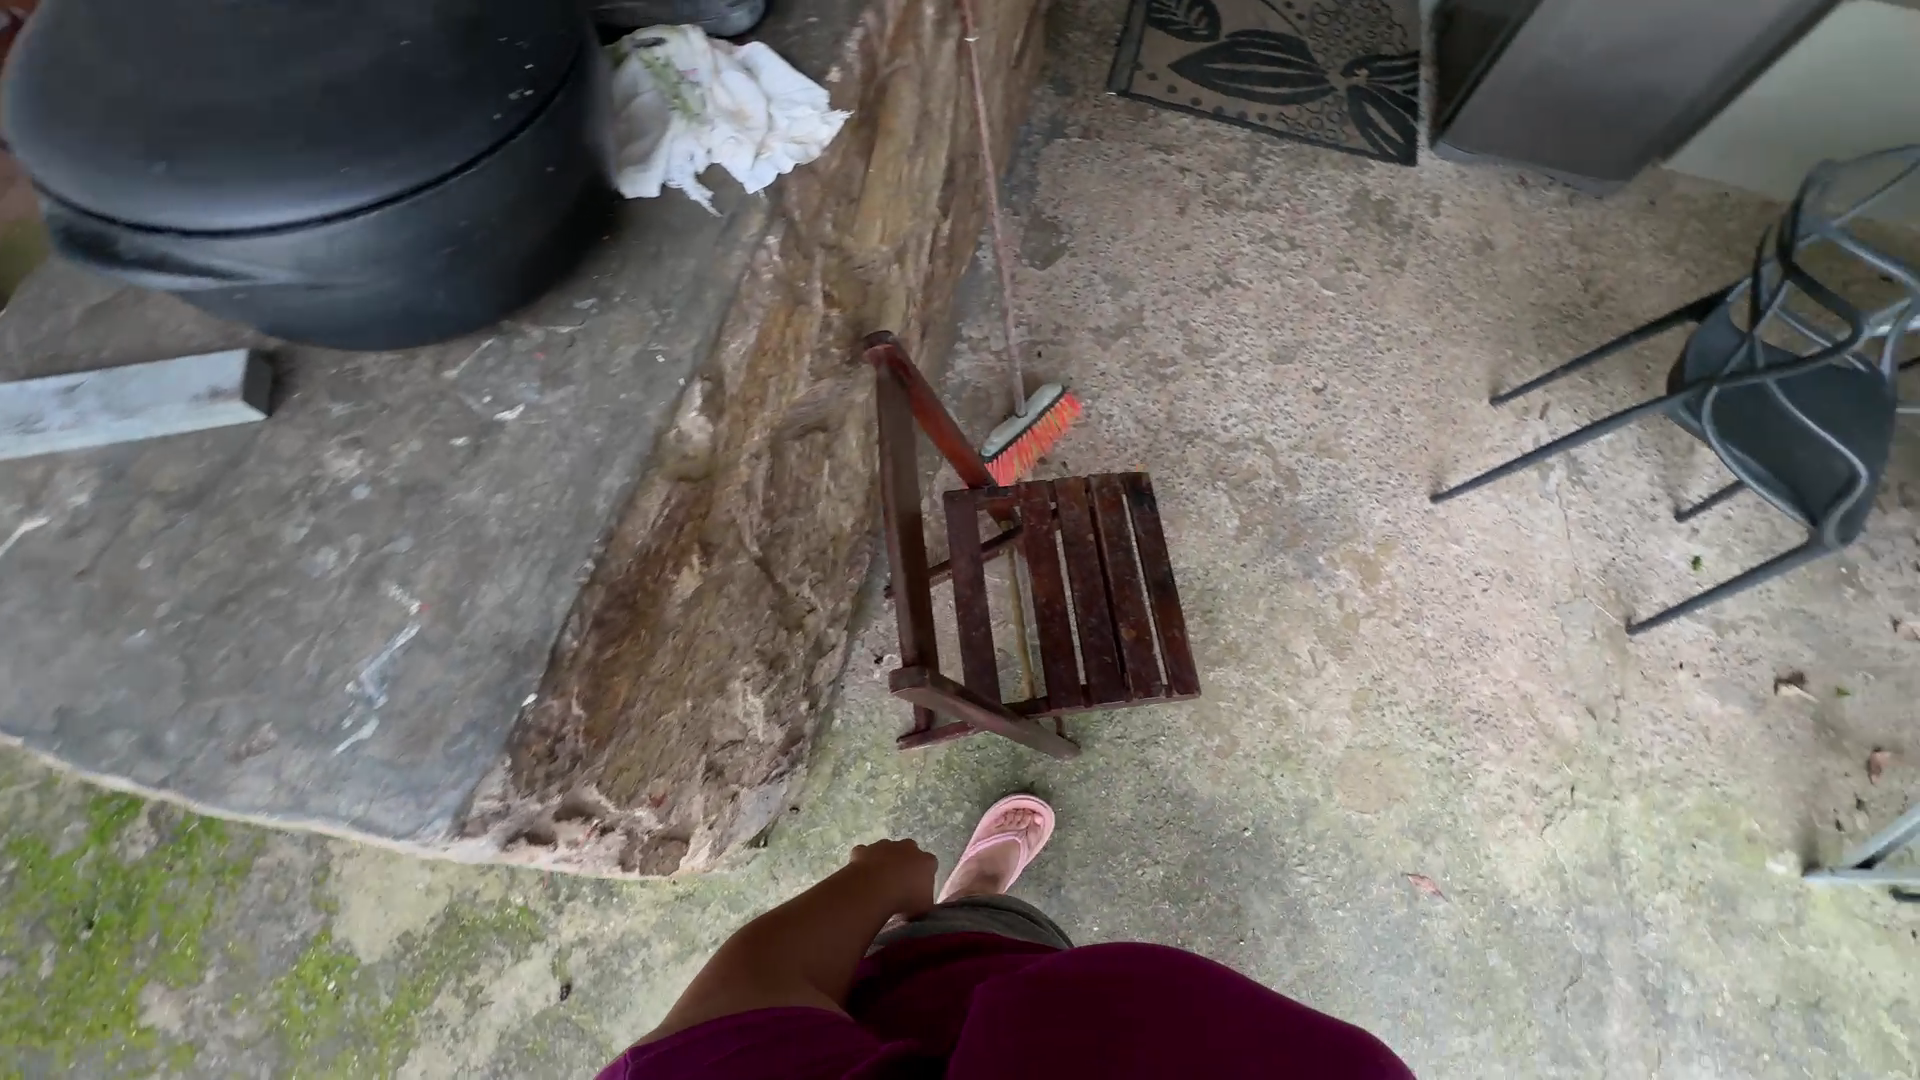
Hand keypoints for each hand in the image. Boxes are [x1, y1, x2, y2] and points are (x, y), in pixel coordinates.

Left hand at [849, 838, 937, 917]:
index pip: (930, 864)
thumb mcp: (924, 907)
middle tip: (898, 884)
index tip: (917, 890)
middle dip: (904, 864)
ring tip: (878, 883)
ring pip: (885, 851)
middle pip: (908, 852)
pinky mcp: (864, 850)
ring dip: (883, 862)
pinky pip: (864, 854)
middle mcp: (907, 847)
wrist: (874, 889)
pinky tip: (862, 877)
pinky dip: (863, 863)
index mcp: (926, 861)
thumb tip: (921, 901)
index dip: (923, 877)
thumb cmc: (905, 899)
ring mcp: (884, 845)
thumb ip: (925, 900)